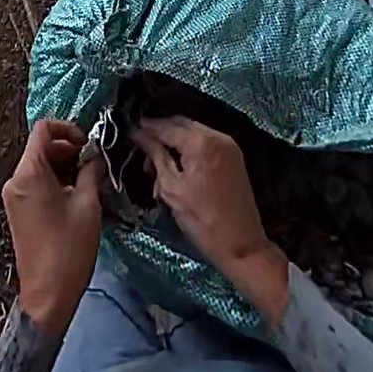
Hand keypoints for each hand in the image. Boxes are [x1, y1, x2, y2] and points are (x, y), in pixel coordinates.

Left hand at [1, 119, 104, 337]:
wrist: (47, 295)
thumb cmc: (68, 249)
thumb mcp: (87, 205)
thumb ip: (90, 173)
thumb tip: (94, 156)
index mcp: (29, 172)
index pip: (43, 129)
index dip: (67, 128)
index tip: (86, 143)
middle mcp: (16, 178)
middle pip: (40, 147)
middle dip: (67, 149)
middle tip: (93, 165)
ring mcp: (14, 195)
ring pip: (39, 165)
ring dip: (63, 166)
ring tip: (88, 182)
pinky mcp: (17, 209)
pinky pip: (34, 182)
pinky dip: (53, 180)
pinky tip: (74, 196)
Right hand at [132, 116, 291, 323]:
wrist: (242, 247)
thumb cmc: (202, 220)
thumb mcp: (172, 188)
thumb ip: (155, 155)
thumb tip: (138, 134)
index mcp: (200, 142)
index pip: (166, 127)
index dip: (145, 128)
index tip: (129, 130)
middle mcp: (216, 136)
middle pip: (180, 124)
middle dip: (160, 131)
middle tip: (141, 143)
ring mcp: (228, 145)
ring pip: (192, 131)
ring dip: (174, 139)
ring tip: (157, 156)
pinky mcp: (233, 156)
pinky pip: (204, 141)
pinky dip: (189, 146)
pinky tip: (177, 160)